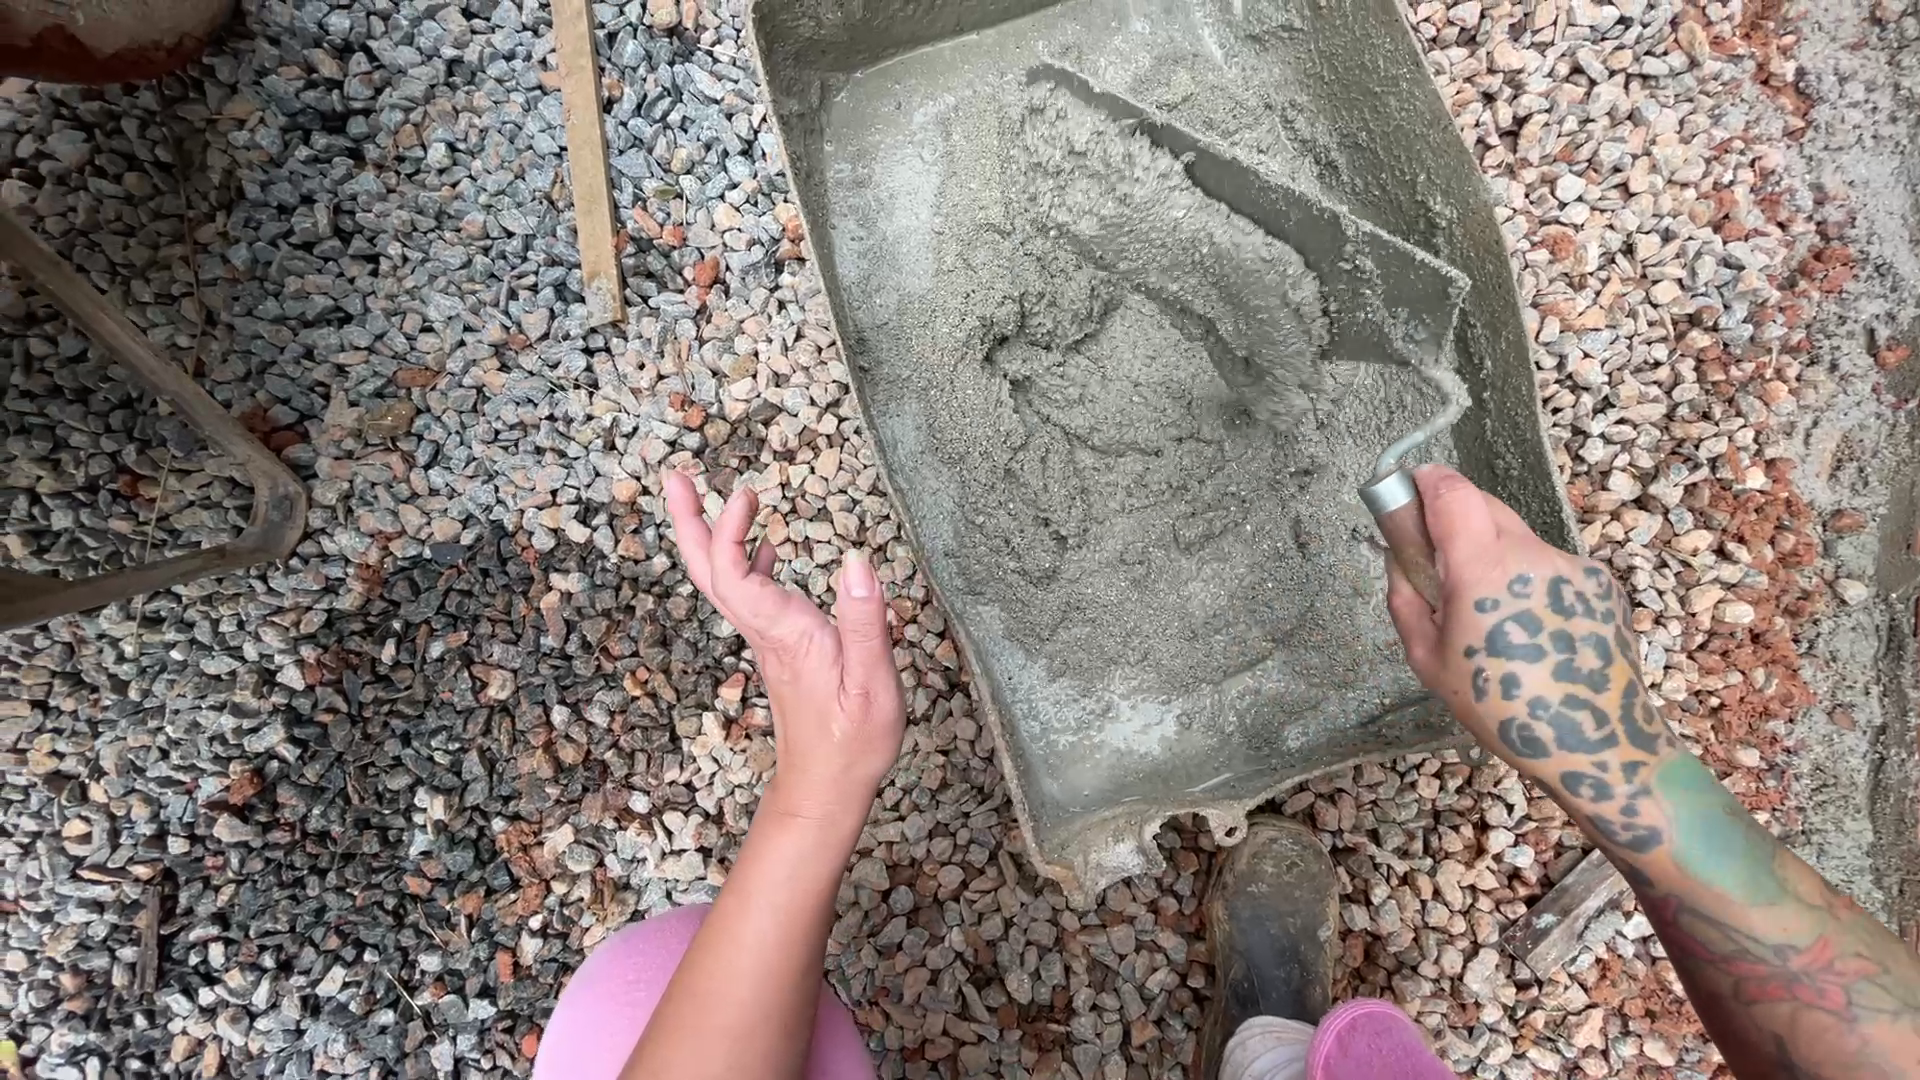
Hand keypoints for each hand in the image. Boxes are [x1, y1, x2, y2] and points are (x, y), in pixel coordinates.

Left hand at [660, 468, 906, 826]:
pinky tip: (763, 547)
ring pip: (723, 582)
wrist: (827, 786)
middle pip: (710, 572)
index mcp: (784, 634)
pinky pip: (748, 595)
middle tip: (674, 478)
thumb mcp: (873, 682)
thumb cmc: (853, 741)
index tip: (744, 494)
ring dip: (710, 537)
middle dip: (690, 523)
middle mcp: (765, 632)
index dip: (727, 531)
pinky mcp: (778, 647)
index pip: (733, 574)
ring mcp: (767, 640)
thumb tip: (858, 561)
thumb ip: (866, 621)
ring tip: (708, 498)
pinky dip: (744, 561)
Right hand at [1385, 467, 1679, 845]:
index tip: (1407, 486)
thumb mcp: (1426, 658)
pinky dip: (1519, 573)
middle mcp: (1533, 555)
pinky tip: (1520, 621)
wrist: (1598, 746)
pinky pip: (1543, 562)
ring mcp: (1572, 567)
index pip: (1453, 494)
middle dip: (1451, 512)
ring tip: (1479, 604)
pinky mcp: (1599, 584)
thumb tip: (1399, 560)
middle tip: (1429, 551)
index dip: (1426, 481)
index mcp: (1484, 570)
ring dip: (1486, 547)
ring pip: (1515, 534)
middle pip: (1484, 504)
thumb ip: (1405, 598)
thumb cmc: (1496, 705)